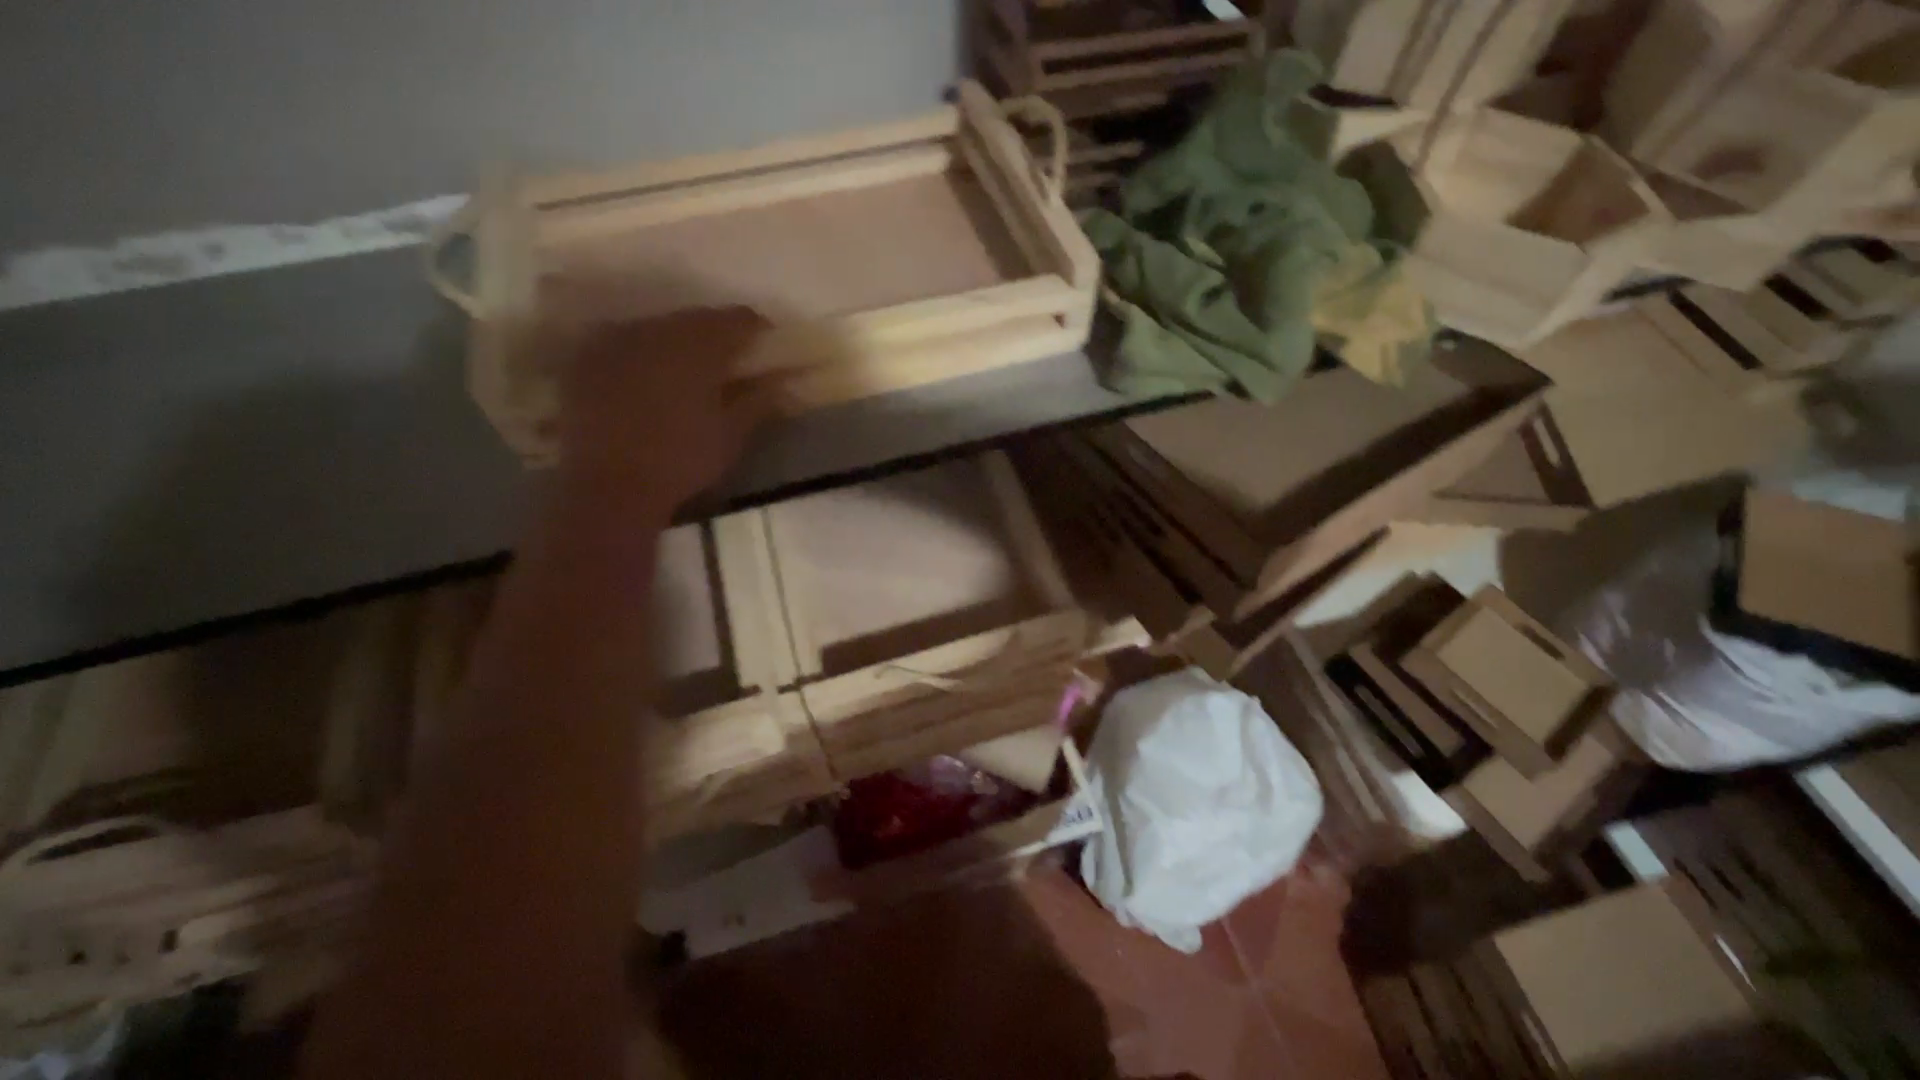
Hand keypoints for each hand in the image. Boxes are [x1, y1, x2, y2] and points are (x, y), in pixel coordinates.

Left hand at [553, 307, 778, 518]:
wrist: (608, 488)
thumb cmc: (681, 461)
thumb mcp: (731, 435)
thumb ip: (759, 400)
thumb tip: (782, 379)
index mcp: (698, 343)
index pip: (738, 319)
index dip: (756, 331)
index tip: (764, 351)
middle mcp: (656, 329)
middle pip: (695, 320)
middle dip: (714, 338)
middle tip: (727, 366)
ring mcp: (616, 340)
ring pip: (657, 329)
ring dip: (676, 345)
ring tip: (685, 376)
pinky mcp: (586, 360)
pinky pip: (624, 345)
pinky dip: (641, 357)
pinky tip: (645, 382)